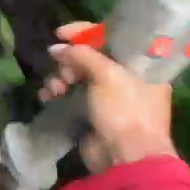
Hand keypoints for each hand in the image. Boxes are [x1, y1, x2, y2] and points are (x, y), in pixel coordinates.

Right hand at [39, 21, 177, 171]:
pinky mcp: (93, 111)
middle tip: (63, 72)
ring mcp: (109, 96)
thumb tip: (57, 49)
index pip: (113, 37)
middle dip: (69, 61)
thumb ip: (82, 55)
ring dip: (59, 78)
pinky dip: (57, 93)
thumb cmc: (125, 111)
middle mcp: (127, 78)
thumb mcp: (107, 75)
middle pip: (90, 57)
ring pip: (76, 75)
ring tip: (54, 90)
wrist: (126, 157)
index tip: (60, 34)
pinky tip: (47, 98)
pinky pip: (70, 93)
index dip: (86, 32)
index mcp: (142, 67)